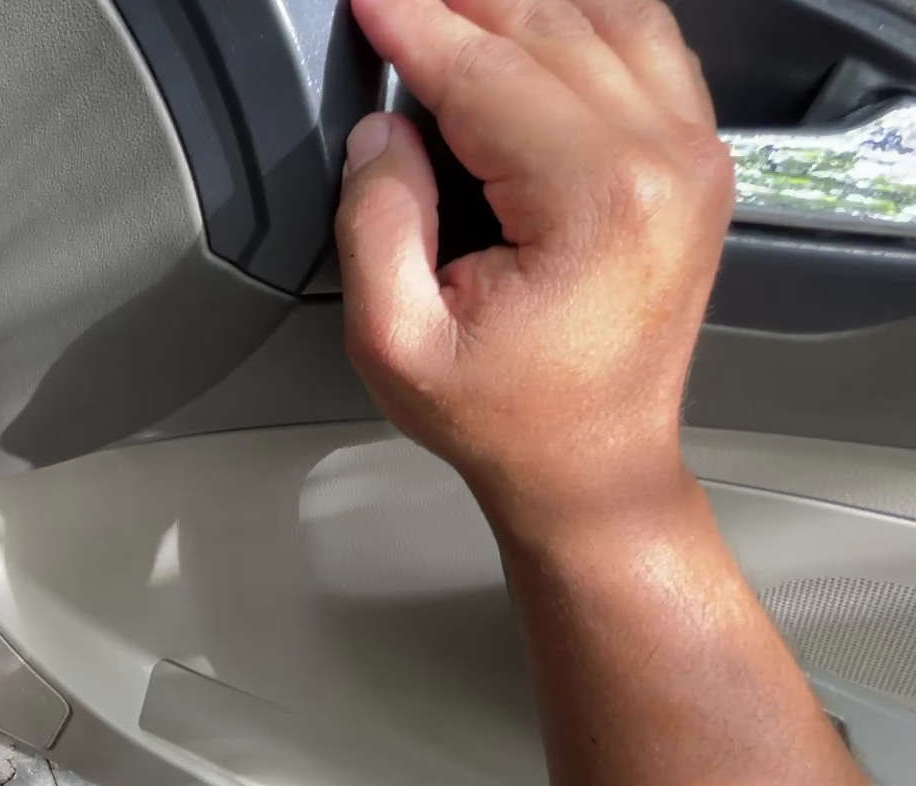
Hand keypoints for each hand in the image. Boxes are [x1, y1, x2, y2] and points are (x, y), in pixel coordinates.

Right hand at [336, 0, 732, 536]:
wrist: (585, 458)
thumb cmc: (496, 413)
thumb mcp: (394, 341)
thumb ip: (377, 228)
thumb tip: (378, 138)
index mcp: (594, 198)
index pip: (488, 74)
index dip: (415, 27)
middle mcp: (665, 156)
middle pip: (553, 27)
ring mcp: (691, 154)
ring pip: (607, 21)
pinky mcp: (688, 165)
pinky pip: (642, 50)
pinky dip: (578, 19)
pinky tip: (534, 19)